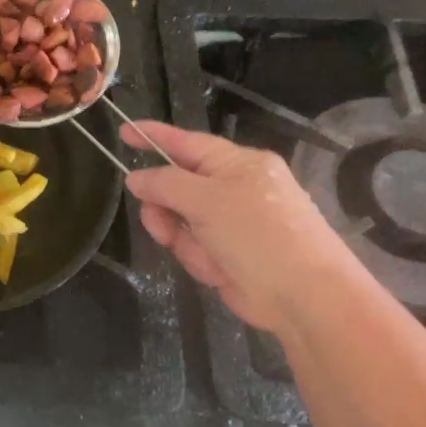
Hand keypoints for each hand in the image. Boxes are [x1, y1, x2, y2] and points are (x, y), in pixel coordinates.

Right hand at [124, 121, 362, 333]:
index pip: (187, 142)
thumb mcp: (207, 201)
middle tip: (161, 225)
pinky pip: (192, 245)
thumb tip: (136, 177)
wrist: (303, 295)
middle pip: (176, 186)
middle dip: (165, 207)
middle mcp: (235, 188)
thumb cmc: (259, 236)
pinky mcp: (227, 251)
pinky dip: (198, 257)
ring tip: (205, 254)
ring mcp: (231, 221)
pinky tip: (218, 270)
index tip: (122, 131)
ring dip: (182, 238)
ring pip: (178, 219)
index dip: (154, 136)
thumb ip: (165, 184)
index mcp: (239, 164)